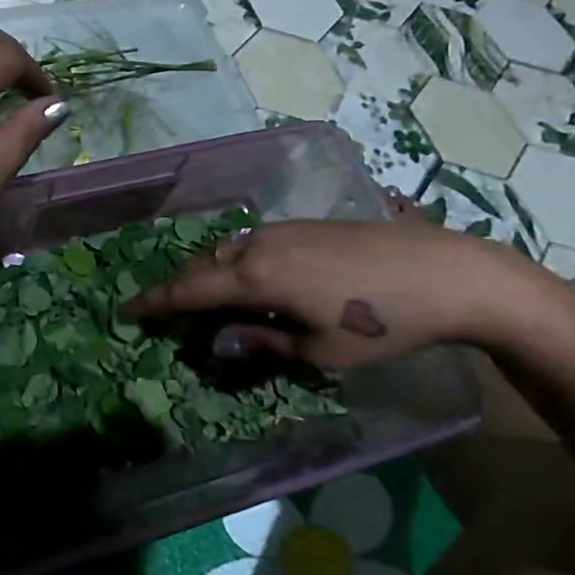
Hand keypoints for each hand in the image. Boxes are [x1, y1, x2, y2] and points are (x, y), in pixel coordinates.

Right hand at [122, 216, 543, 367]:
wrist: (448, 272)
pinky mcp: (306, 224)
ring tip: (214, 302)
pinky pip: (253, 242)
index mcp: (256, 277)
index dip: (155, 302)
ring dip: (211, 273)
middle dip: (181, 288)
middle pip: (204, 264)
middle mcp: (260, 244)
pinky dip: (238, 262)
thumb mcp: (320, 349)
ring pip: (228, 249)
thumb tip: (218, 341)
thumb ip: (262, 342)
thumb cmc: (382, 323)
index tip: (127, 311)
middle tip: (171, 314)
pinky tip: (258, 282)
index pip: (189, 290)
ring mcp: (284, 229)